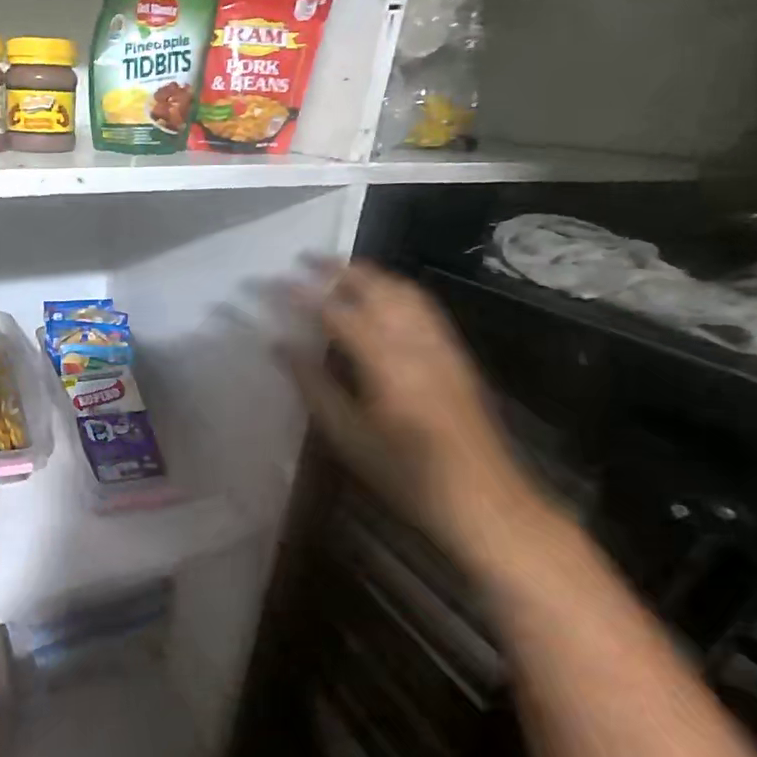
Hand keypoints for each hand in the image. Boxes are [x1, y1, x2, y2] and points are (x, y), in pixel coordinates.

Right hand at [283, 258, 534, 545]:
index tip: (273, 281)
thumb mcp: (349, 437)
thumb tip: (278, 345)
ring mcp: (440, 342)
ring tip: (339, 268)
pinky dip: (395, 287)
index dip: (302, 293)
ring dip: (368, 272)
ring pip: (402, 289)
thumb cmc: (406, 474)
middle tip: (305, 259)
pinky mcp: (455, 351)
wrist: (483, 497)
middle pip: (374, 286)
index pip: (334, 311)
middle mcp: (415, 340)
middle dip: (338, 268)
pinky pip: (422, 303)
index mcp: (385, 361)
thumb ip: (313, 385)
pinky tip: (384, 294)